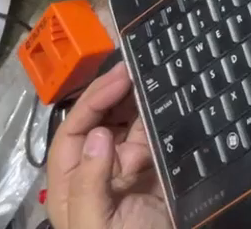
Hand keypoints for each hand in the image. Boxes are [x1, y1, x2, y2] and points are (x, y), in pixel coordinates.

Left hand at [46, 64, 171, 228]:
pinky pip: (163, 133)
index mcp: (74, 186)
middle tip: (141, 64)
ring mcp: (133, 170)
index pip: (74, 133)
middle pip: (103, 121)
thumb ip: (90, 186)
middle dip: (117, 91)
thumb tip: (97, 135)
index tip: (120, 77)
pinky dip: (168, 113)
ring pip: (134, 123)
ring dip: (143, 97)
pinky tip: (177, 95)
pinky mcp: (162, 168)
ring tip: (158, 71)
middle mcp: (101, 172)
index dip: (93, 101)